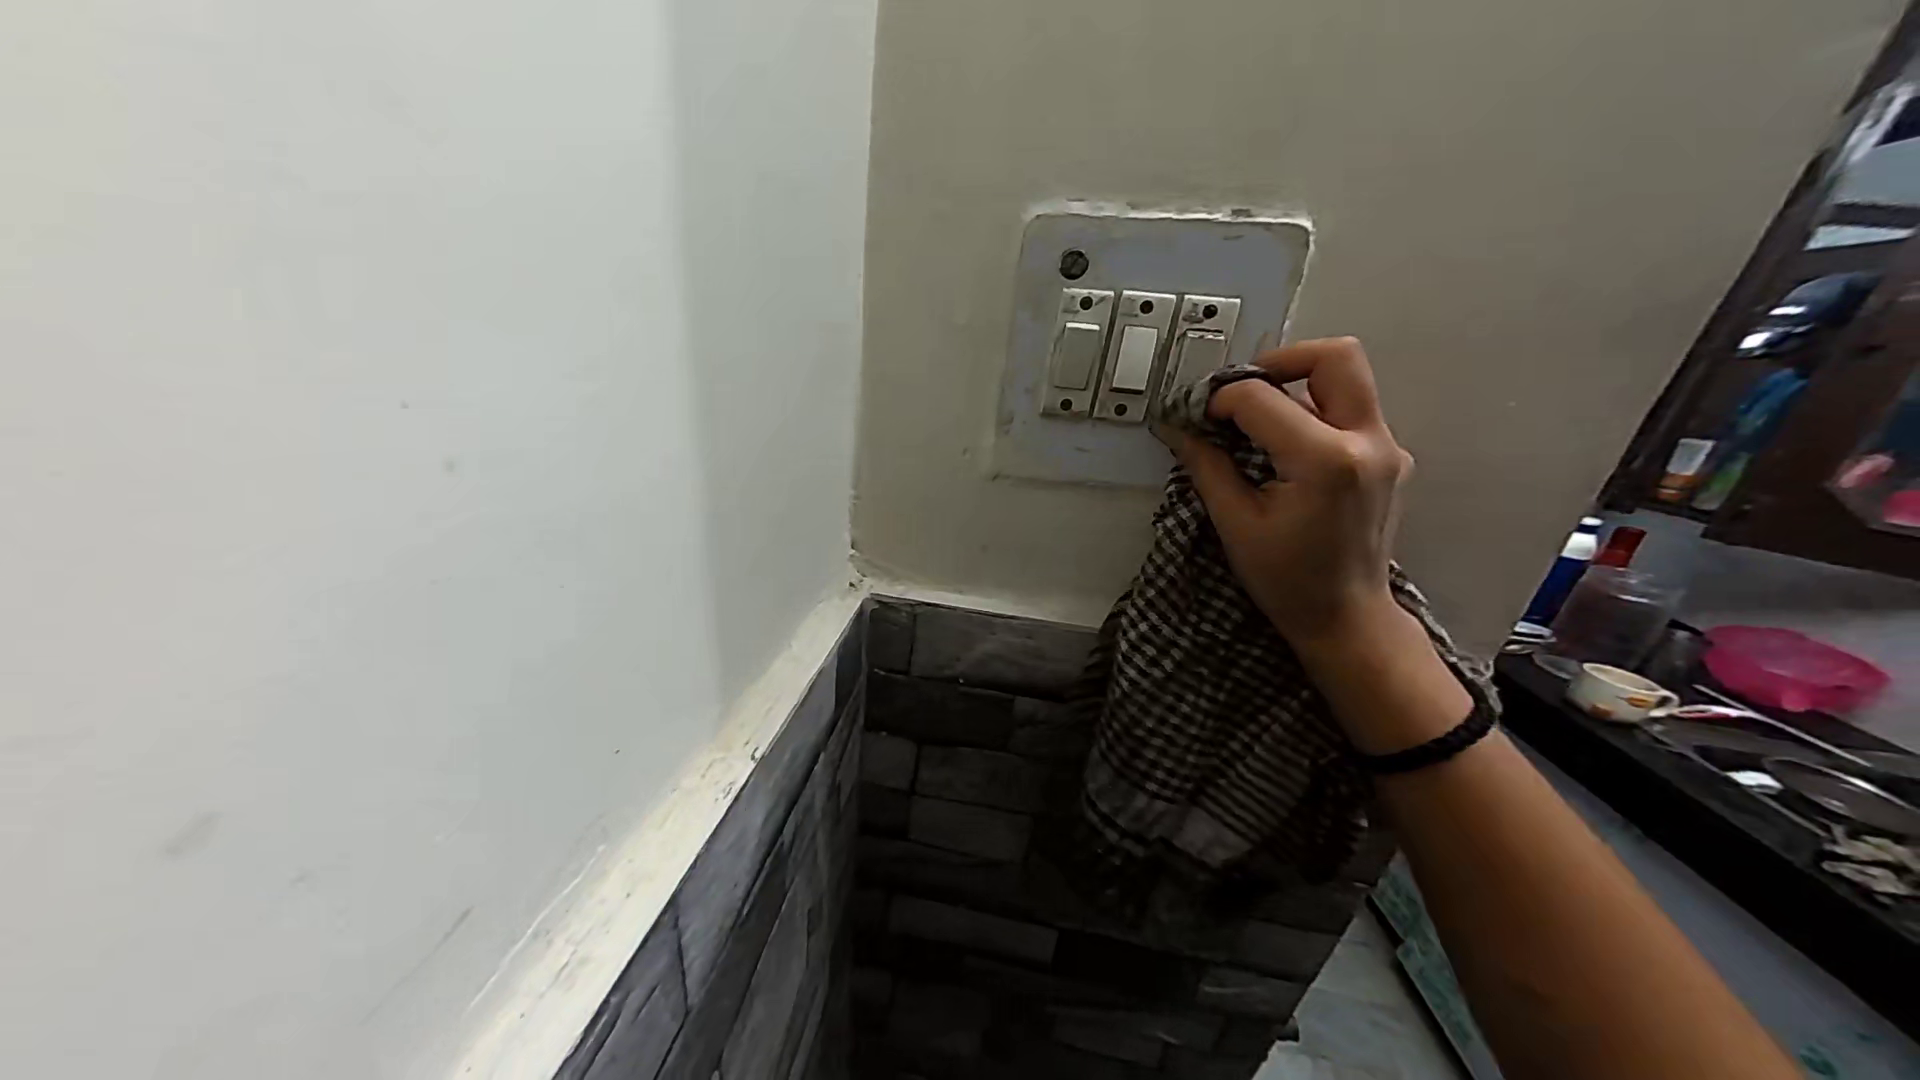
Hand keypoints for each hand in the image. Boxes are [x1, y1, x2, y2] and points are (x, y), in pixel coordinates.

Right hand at [1170, 337, 1413, 649]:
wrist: (1346, 616)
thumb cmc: (1288, 580)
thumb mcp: (1236, 524)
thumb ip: (1207, 465)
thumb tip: (1179, 428)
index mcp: (1325, 462)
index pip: (1261, 398)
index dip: (1219, 400)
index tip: (1198, 417)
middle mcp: (1368, 443)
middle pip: (1334, 356)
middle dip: (1278, 362)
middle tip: (1242, 390)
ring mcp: (1387, 448)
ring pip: (1347, 378)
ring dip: (1297, 385)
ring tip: (1259, 421)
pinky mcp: (1390, 456)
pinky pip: (1351, 409)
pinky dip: (1313, 411)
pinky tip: (1284, 447)